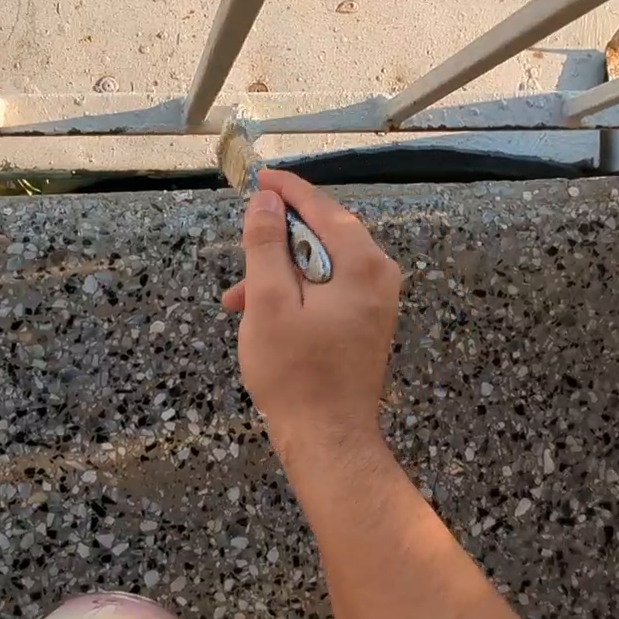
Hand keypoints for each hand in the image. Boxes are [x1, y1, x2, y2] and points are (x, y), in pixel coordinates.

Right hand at [221, 170, 401, 459]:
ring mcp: (378, 302)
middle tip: (243, 250)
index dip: (288, 191)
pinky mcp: (368, 323)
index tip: (260, 179)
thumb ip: (266, 245)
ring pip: (322, 266)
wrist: (329, 439)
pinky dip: (297, 294)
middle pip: (324, 236)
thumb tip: (266, 202)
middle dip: (278, 241)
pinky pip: (330, 290)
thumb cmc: (295, 373)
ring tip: (239, 300)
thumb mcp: (269, 302)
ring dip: (280, 274)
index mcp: (362, 265)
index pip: (324, 208)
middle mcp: (379, 277)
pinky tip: (265, 316)